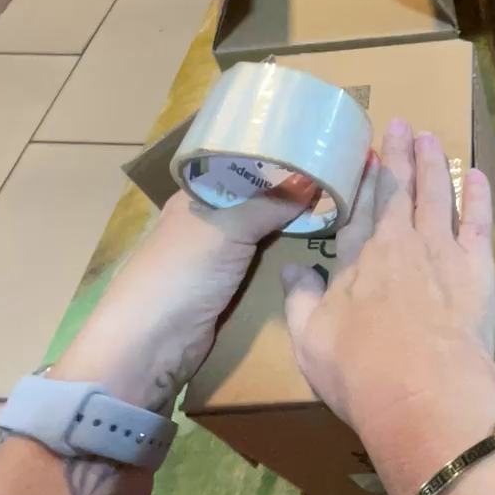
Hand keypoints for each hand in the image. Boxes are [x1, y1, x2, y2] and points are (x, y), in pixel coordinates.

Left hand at [51, 175, 316, 408]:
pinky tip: (320, 244)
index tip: (319, 149)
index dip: (278, 157)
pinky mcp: (231, 284)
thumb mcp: (229, 228)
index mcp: (198, 195)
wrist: (152, 346)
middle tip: (341, 179)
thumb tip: (314, 178)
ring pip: (266, 230)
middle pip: (259, 197)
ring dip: (295, 224)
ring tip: (342, 208)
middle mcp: (209, 218)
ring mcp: (220, 253)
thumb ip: (272, 203)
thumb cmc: (182, 272)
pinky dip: (288, 253)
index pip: (243, 164)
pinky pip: (266, 260)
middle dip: (294, 192)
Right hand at [279, 119, 494, 494]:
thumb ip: (300, 298)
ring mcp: (440, 249)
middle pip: (398, 192)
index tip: (370, 156)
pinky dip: (477, 195)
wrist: (423, 390)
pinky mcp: (476, 263)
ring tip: (431, 137)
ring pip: (436, 194)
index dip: (365, 182)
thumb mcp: (309, 339)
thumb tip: (295, 266)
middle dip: (398, 157)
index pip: (361, 211)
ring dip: (433, 163)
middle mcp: (399, 243)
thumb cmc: (360, 371)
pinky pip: (477, 219)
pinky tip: (476, 174)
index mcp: (359, 260)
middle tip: (401, 124)